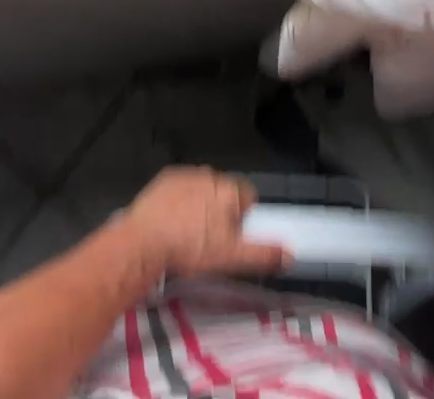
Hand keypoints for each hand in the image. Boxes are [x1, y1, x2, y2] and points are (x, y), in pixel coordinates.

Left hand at [118, 167, 289, 278]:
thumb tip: (288, 254)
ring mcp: (186, 175)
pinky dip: (180, 200)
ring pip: (203, 189)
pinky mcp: (165, 178)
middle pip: (225, 192)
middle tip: (211, 238)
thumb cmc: (190, 248)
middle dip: (221, 211)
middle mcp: (210, 176)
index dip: (242, 217)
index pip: (248, 197)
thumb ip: (263, 254)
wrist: (144, 242)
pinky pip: (181, 187)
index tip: (232, 236)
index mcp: (230, 191)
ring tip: (190, 232)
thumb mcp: (232, 258)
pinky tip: (173, 221)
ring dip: (201, 204)